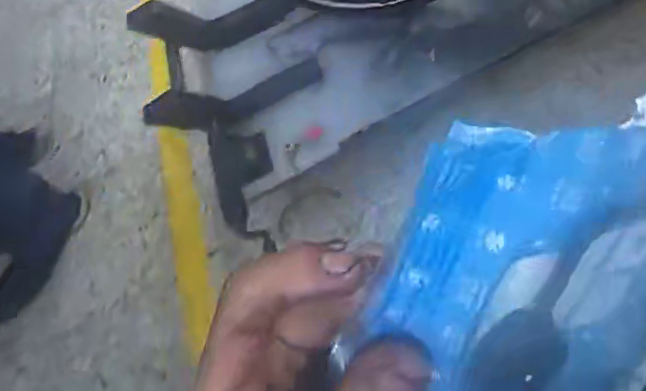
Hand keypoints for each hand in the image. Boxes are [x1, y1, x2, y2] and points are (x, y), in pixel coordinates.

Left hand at [196, 243, 430, 390]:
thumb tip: (413, 351)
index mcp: (231, 380)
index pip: (249, 300)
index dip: (296, 269)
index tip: (353, 266)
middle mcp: (257, 370)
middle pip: (296, 306)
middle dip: (349, 286)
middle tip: (401, 277)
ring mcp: (287, 382)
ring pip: (326, 327)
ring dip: (368, 309)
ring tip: (408, 296)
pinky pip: (343, 356)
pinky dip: (374, 342)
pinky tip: (404, 334)